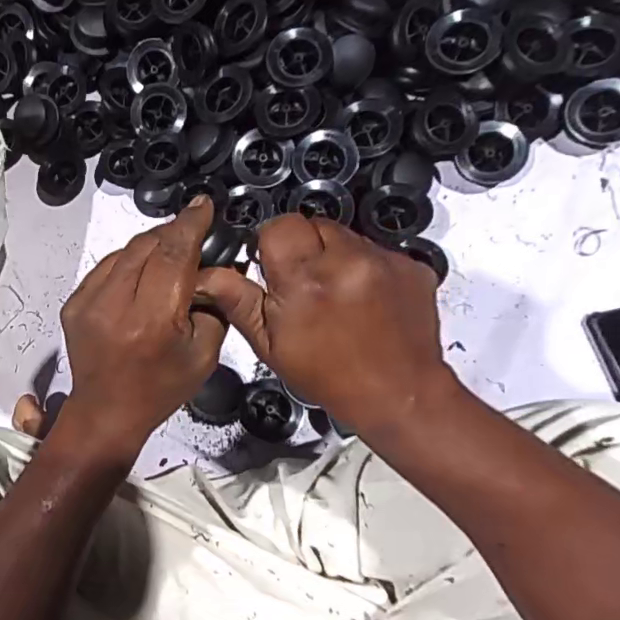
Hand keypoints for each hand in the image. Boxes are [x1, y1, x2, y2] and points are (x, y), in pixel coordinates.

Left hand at [56, 196, 228, 460]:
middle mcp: (115, 306)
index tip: (203, 206)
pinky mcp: (74, 304)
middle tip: (192, 236)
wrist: (108, 411)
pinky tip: (141, 277)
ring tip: (168, 258)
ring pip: (125, 251)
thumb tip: (210, 269)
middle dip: (173, 233)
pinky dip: (127, 263)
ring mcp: (88, 303)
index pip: (173, 253)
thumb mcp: (204, 353)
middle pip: (147, 245)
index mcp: (151, 320)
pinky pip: (106, 266)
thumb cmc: (159, 388)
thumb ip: (211, 305)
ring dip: (150, 247)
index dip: (190, 224)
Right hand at [197, 215, 454, 431]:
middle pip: (313, 224)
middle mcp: (346, 262)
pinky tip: (364, 300)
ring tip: (337, 299)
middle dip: (304, 250)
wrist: (397, 394)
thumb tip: (209, 277)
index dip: (271, 243)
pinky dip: (366, 268)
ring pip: (346, 235)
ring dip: (336, 258)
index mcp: (304, 280)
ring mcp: (382, 261)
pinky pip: (376, 250)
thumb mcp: (271, 346)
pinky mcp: (410, 265)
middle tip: (306, 289)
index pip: (279, 225)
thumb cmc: (334, 378)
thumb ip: (238, 302)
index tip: (273, 265)